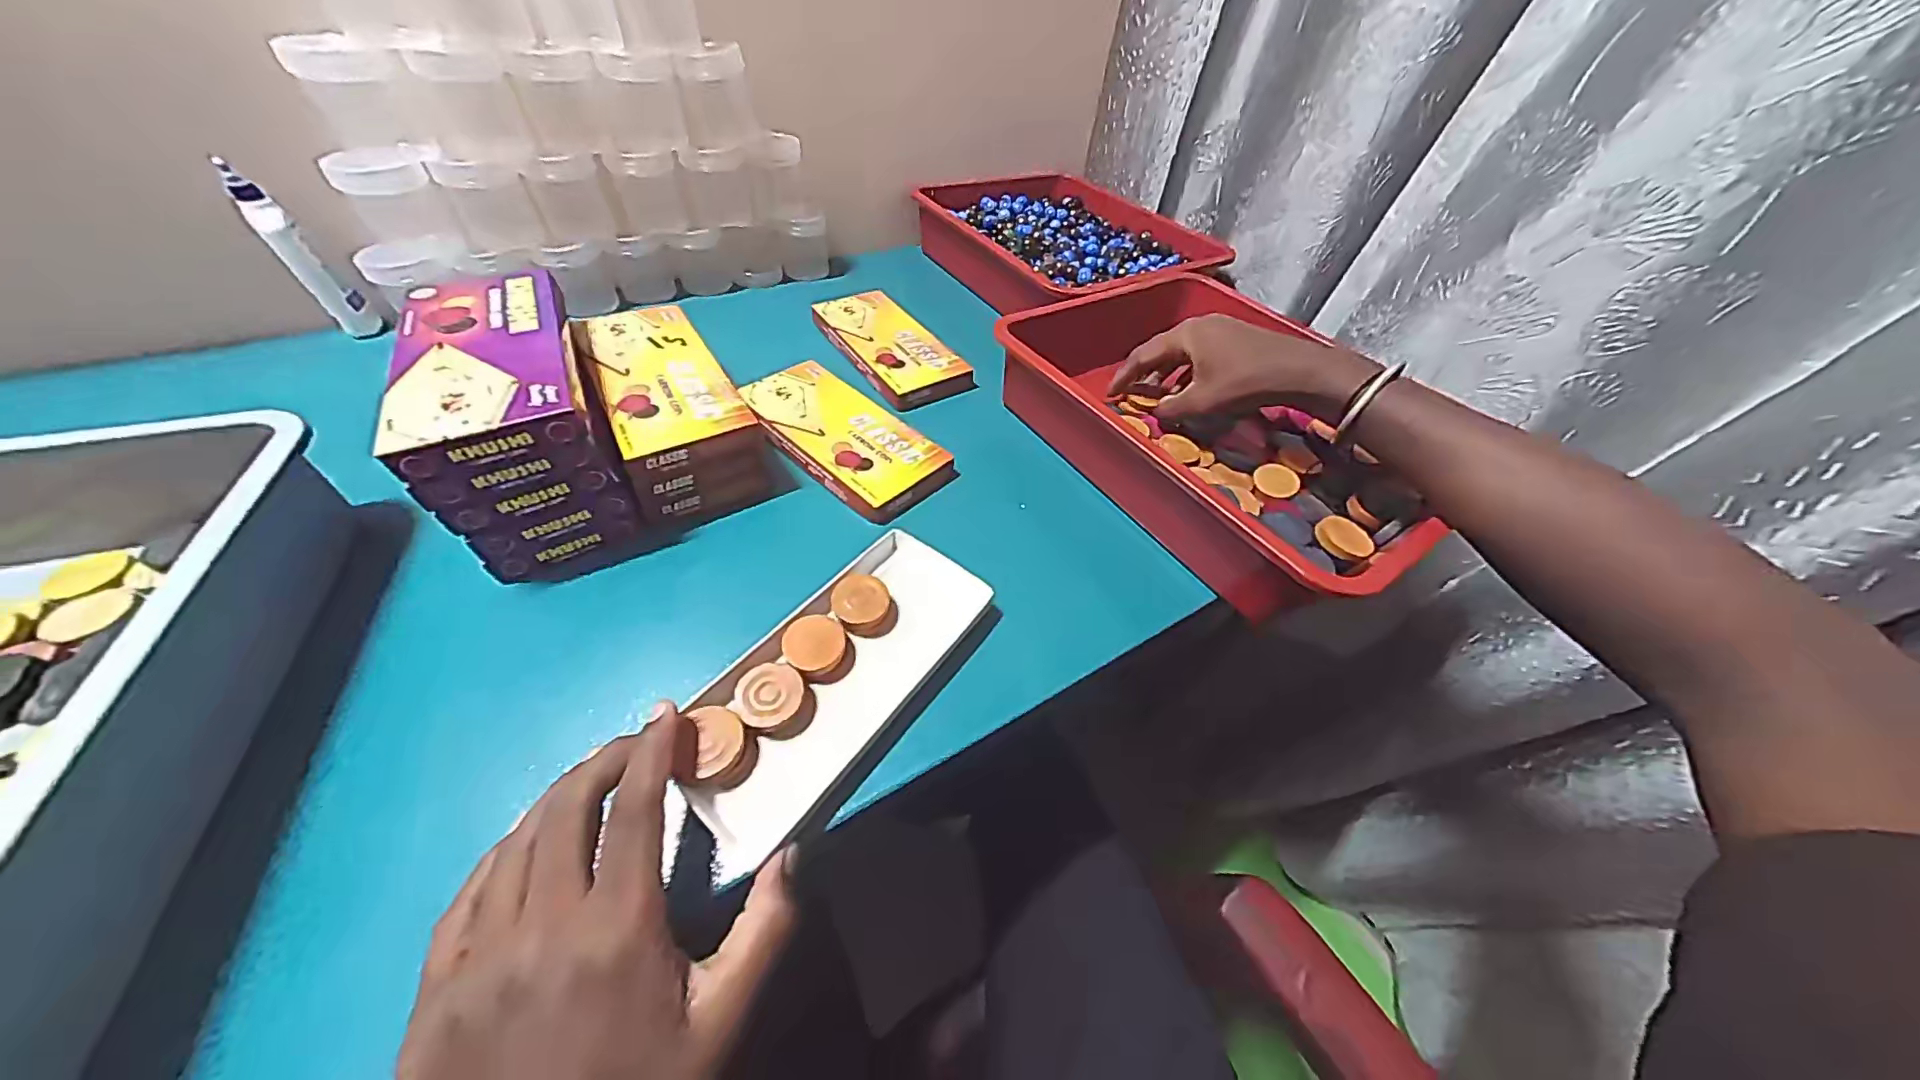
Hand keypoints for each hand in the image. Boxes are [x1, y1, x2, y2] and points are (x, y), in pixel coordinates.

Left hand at [397, 704, 796, 1079]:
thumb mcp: (721, 1022)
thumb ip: (765, 933)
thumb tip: (789, 855)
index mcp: (617, 928)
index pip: (634, 811)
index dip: (651, 753)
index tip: (665, 715)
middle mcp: (541, 927)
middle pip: (567, 809)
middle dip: (605, 760)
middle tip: (634, 743)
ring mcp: (477, 959)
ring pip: (516, 843)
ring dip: (558, 797)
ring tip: (590, 781)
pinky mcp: (434, 992)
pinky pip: (467, 895)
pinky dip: (504, 850)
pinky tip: (524, 846)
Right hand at [1107, 314, 1378, 422]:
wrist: (1301, 372)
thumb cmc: (1246, 382)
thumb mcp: (1202, 401)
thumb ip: (1170, 408)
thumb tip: (1155, 413)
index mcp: (1185, 335)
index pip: (1143, 355)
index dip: (1124, 377)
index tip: (1110, 394)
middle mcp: (1199, 325)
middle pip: (1161, 350)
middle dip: (1143, 373)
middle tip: (1129, 392)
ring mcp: (1220, 329)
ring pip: (1181, 352)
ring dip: (1165, 374)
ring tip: (1155, 394)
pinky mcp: (1235, 338)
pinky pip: (1198, 354)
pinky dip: (1185, 372)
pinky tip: (1186, 389)